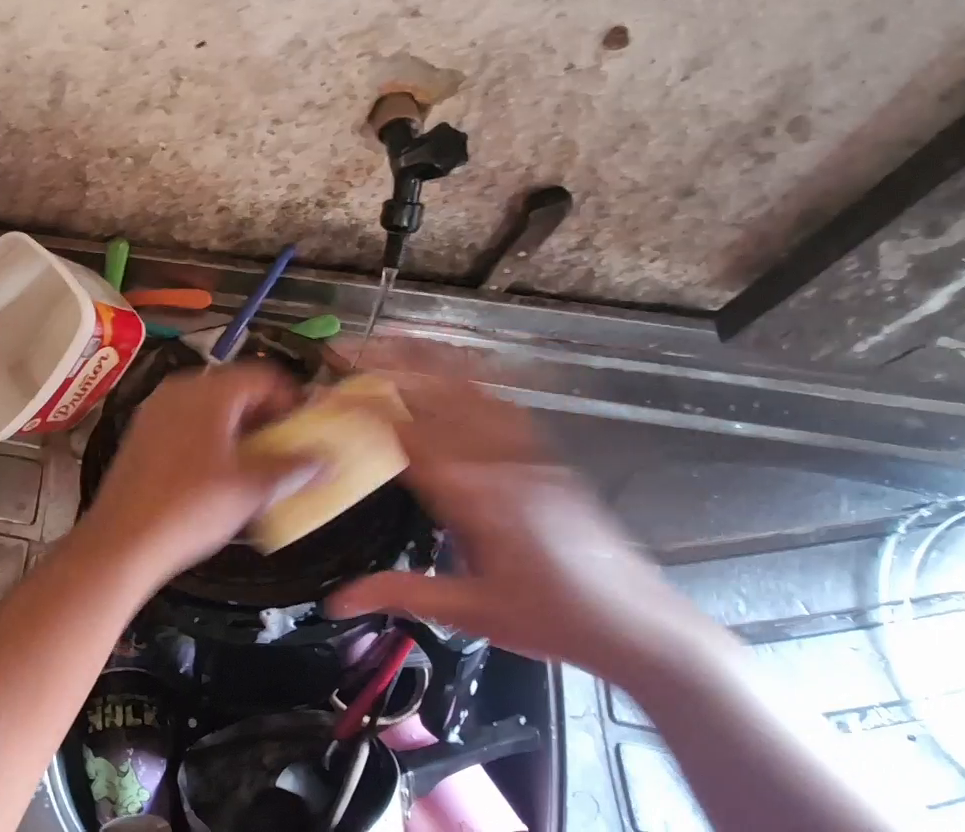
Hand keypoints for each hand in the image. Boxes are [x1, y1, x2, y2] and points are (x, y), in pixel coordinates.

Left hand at [80, 364, 320, 581]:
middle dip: (266, 415)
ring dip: (238, 427)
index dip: (293, 398)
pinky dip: (210, 436)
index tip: (308, 427)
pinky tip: (219, 472)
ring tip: (257, 463)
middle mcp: (179, 389)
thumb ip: (294, 469)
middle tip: (287, 447)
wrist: (122, 540)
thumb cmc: (190, 508)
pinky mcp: (141, 433)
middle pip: (235, 387)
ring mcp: (155, 409)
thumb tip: (327, 460)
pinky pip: (186, 421)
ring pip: (210, 406)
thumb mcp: (251, 490)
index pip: (264, 376)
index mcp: (209, 391)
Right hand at [324, 371, 711, 676]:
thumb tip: (336, 601)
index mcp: (477, 497)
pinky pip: (501, 399)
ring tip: (385, 338)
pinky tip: (451, 361)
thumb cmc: (554, 620)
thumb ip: (400, 593)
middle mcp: (502, 461)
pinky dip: (469, 371)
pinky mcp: (544, 454)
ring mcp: (528, 452)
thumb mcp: (471, 612)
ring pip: (470, 386)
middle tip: (340, 350)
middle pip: (436, 393)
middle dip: (384, 364)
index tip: (323, 397)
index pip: (405, 435)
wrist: (642, 626)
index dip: (360, 408)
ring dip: (424, 356)